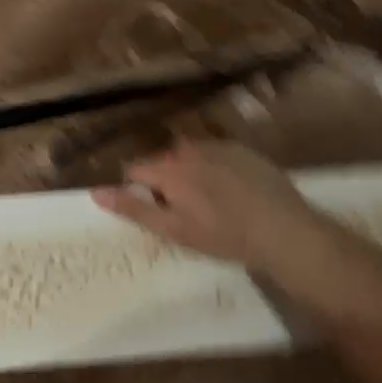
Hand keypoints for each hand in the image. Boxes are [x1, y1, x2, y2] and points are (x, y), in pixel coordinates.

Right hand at [91, 140, 327, 266]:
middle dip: (165, 181)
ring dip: (191, 173)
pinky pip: (218, 156)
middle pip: (163, 162)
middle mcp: (188, 150)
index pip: (134, 170)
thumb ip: (132, 209)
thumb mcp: (173, 230)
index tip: (155, 210)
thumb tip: (95, 192)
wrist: (286, 232)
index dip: (138, 190)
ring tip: (212, 202)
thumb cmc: (224, 235)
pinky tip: (234, 193)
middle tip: (185, 210)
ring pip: (190, 157)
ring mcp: (219, 147)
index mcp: (167, 169)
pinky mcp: (245, 152)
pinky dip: (217, 170)